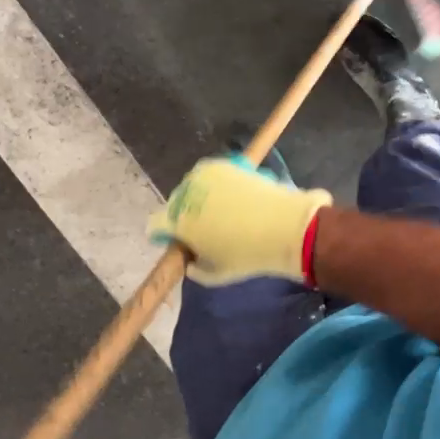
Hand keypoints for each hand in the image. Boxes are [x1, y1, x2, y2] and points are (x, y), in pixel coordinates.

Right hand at [147, 157, 331, 284]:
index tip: (178, 242)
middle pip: (174, 204)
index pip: (155, 225)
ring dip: (199, 198)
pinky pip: (210, 176)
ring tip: (220, 211)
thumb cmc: (247, 254)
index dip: (164, 234)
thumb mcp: (215, 275)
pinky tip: (233, 197)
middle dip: (183, 215)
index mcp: (176, 221)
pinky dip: (216, 185)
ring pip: (191, 188)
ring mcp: (203, 175)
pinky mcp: (223, 164)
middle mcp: (184, 193)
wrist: (284, 225)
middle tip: (203, 229)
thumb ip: (194, 267)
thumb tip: (191, 258)